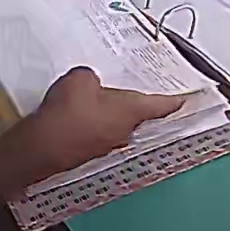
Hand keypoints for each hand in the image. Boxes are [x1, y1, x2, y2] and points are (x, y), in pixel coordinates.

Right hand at [1, 66, 186, 185]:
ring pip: (116, 125)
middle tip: (131, 88)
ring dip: (110, 114)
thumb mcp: (81, 78)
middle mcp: (125, 132)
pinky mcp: (87, 153)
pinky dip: (91, 124)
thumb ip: (92, 77)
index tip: (189, 98)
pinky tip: (75, 115)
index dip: (176, 99)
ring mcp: (107, 146)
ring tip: (96, 98)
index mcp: (132, 111)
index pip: (162, 104)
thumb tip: (91, 85)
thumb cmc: (68, 111)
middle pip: (139, 115)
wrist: (40, 148)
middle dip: (135, 103)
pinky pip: (96, 133)